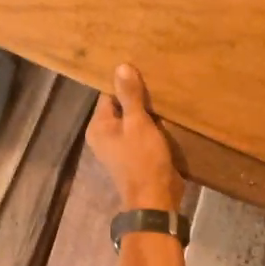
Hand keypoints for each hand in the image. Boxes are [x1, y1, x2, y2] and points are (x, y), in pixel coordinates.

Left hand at [87, 64, 183, 211]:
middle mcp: (104, 136)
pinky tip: (166, 116)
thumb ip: (129, 96)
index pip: (108, 95)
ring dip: (146, 112)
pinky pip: (140, 134)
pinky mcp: (134, 155)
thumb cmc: (143, 160)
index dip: (125, 84)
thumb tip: (120, 66)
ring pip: (132, 121)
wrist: (155, 198)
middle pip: (120, 108)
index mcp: (98, 127)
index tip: (144, 71)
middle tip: (157, 79)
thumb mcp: (138, 124)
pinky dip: (151, 126)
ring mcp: (119, 147)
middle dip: (137, 98)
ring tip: (164, 93)